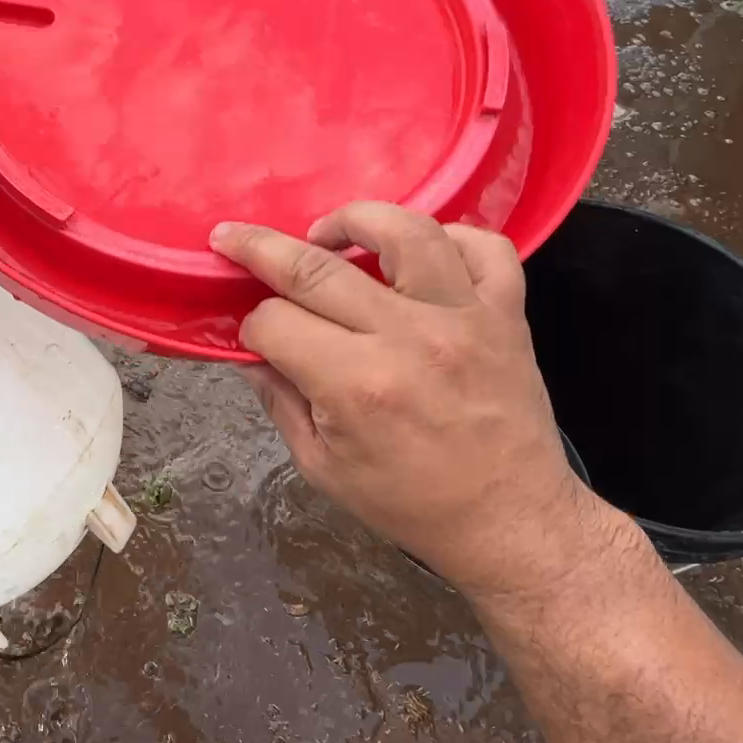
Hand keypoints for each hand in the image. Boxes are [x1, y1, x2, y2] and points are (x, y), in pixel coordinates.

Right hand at [211, 203, 609, 599]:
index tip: (253, 338)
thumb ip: (280, 400)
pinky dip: (448, 236)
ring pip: (405, 232)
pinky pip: (485, 247)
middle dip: (258, 248)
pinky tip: (416, 253)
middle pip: (316, 269)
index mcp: (354, 385)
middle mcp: (407, 338)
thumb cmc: (408, 502)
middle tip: (232, 237)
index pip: (275, 323)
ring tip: (327, 233)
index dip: (251, 327)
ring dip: (352, 220)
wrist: (511, 522)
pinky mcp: (506, 315)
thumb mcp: (320, 465)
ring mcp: (463, 319)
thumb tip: (252, 351)